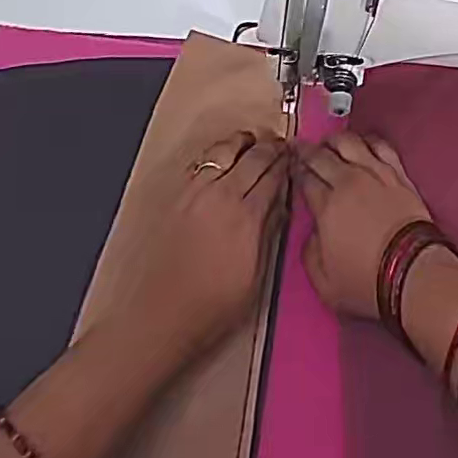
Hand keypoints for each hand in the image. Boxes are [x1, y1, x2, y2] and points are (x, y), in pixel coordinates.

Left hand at [103, 132, 289, 356]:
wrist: (163, 315)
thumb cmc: (215, 304)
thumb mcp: (256, 274)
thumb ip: (269, 230)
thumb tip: (280, 202)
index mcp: (245, 216)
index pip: (272, 175)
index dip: (286, 164)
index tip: (294, 158)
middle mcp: (221, 196)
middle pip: (252, 157)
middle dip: (270, 148)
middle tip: (280, 145)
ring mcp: (196, 192)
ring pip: (224, 150)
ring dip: (243, 142)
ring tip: (253, 141)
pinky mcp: (178, 196)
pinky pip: (203, 161)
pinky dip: (219, 153)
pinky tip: (225, 158)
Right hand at [293, 132, 432, 318]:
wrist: (413, 271)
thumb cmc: (367, 281)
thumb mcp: (323, 282)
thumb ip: (310, 252)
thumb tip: (313, 232)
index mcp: (326, 206)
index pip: (305, 179)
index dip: (295, 170)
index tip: (291, 166)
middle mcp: (348, 182)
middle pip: (322, 156)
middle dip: (306, 150)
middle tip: (299, 147)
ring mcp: (375, 173)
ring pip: (350, 143)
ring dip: (334, 140)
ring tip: (327, 142)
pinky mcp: (398, 173)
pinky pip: (381, 146)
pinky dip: (368, 140)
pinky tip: (362, 142)